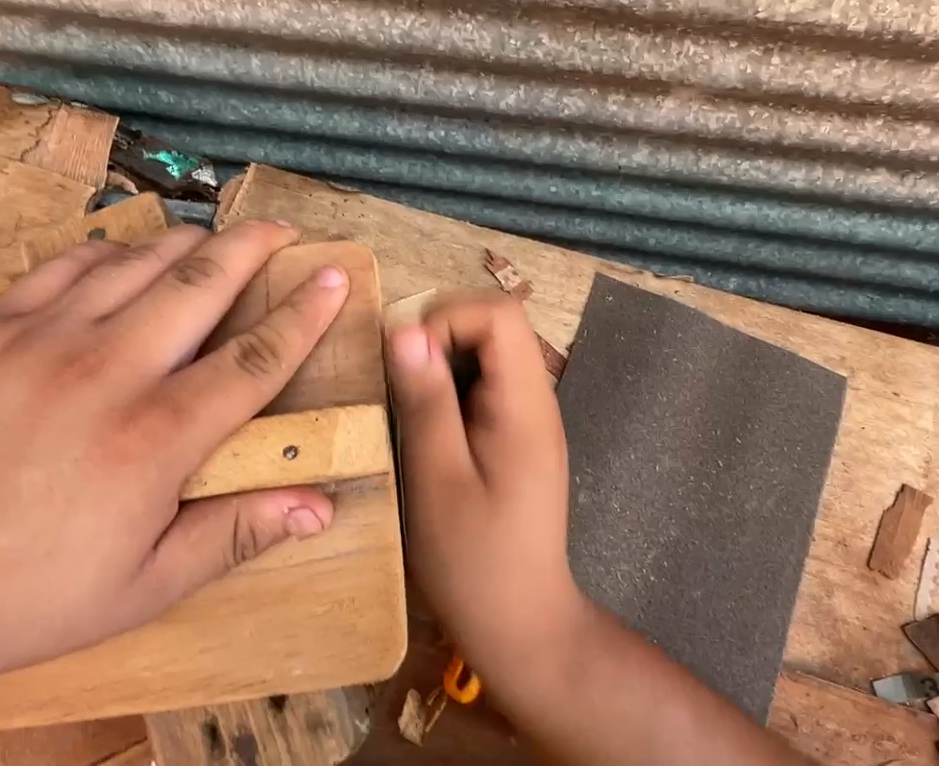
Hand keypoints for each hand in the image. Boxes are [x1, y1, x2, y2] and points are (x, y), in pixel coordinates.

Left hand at [0, 220, 350, 703]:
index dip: (304, 314)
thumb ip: (236, 533)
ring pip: (138, 263)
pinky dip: (110, 250)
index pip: (255, 360)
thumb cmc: (24, 597)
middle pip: (202, 285)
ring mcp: (44, 341)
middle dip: (254, 247)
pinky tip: (127, 256)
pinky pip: (66, 266)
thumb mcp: (143, 587)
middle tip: (283, 226)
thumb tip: (321, 507)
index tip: (334, 277)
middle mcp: (109, 372)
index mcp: (156, 439)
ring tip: (216, 239)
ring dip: (188, 243)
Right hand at [385, 294, 585, 701]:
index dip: (448, 318)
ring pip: (491, 352)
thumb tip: (403, 330)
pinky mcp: (520, 435)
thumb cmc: (472, 560)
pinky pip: (488, 383)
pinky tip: (428, 423)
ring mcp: (531, 418)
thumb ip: (425, 401)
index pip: (500, 315)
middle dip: (442, 334)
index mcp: (525, 406)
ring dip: (444, 360)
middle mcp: (537, 401)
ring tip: (408, 400)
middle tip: (400, 377)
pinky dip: (452, 385)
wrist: (520, 622)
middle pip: (498, 325)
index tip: (406, 358)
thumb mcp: (437, 478)